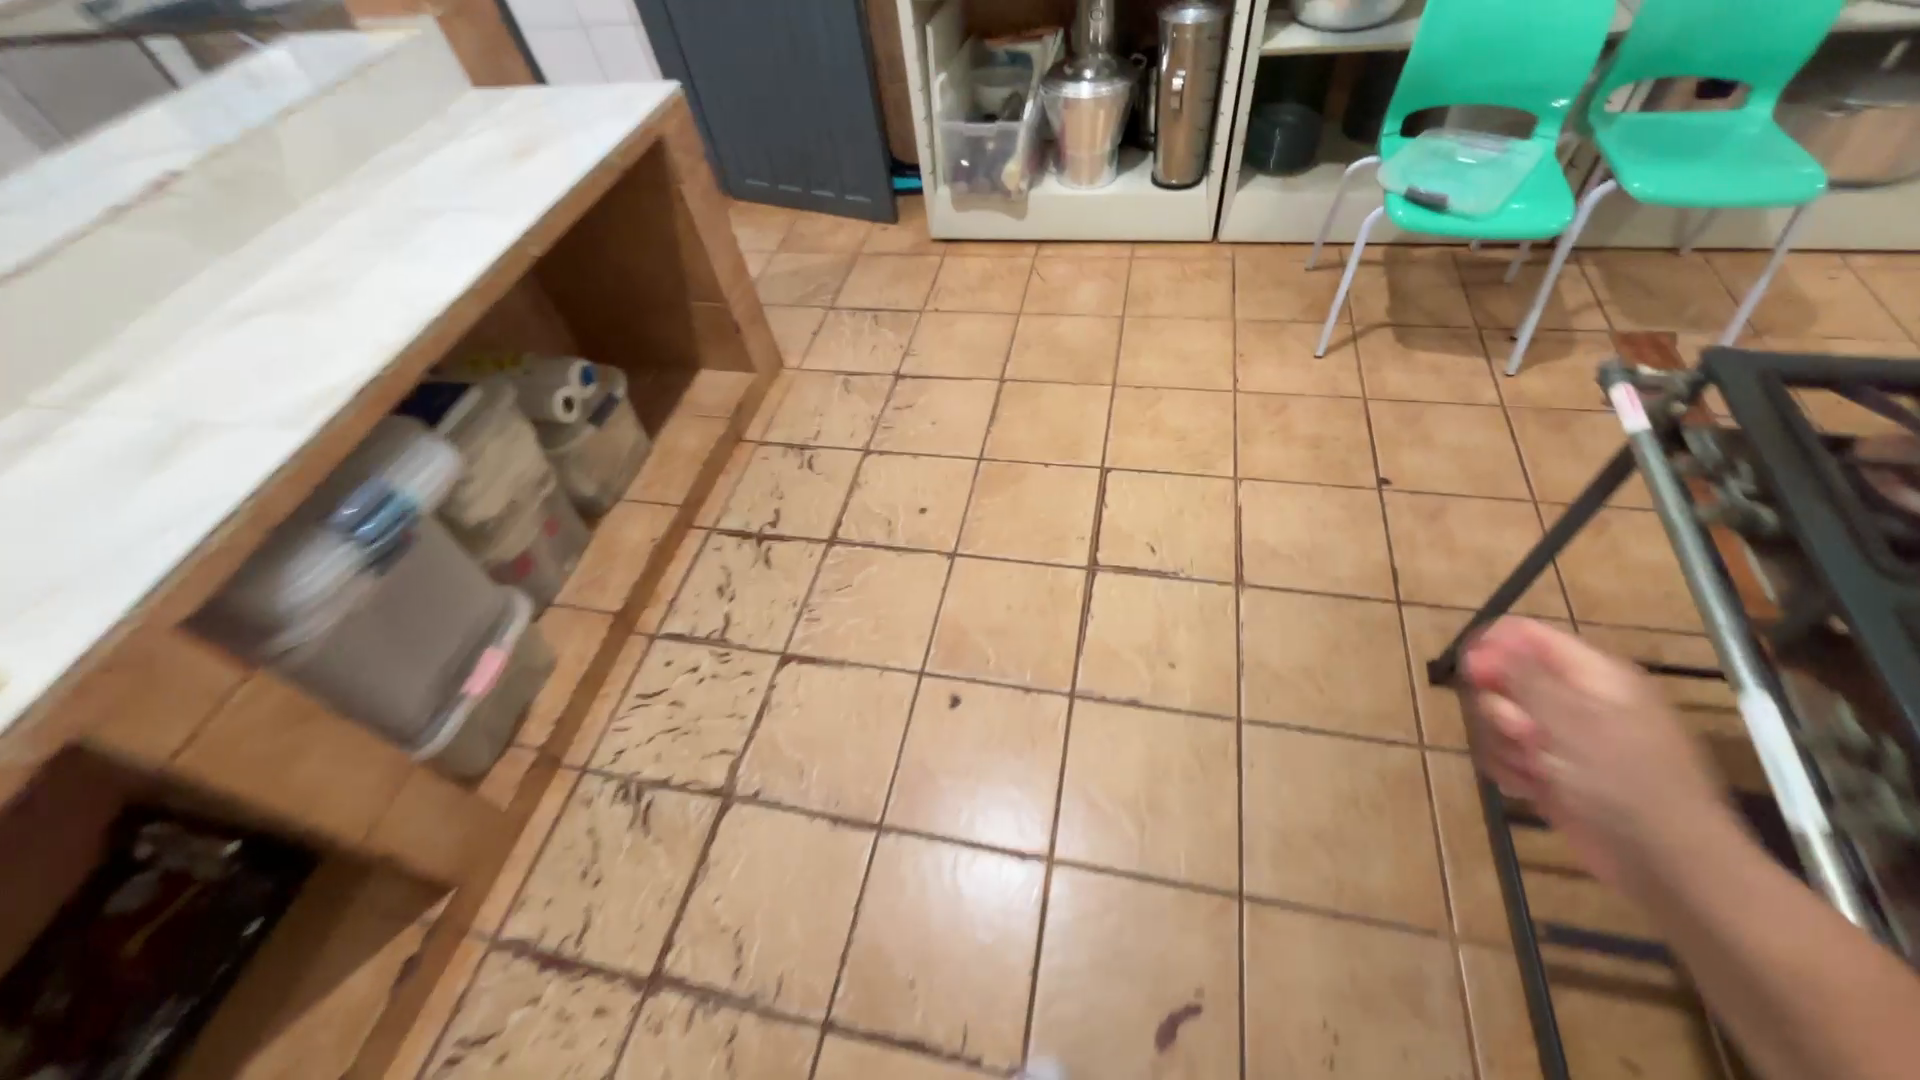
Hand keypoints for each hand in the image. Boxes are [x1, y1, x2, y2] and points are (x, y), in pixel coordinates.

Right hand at [1462, 618, 1729, 887]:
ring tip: (1533, 769)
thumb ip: (1524, 677)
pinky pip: (1506, 757)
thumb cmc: (1627, 782)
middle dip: (1499, 709)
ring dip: (1502, 745)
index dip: (1492, 648)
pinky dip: (1510, 771)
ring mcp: (1562, 739)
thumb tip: (1484, 644)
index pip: (1526, 636)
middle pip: (1503, 680)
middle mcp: (1575, 701)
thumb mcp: (1573, 720)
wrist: (1667, 863)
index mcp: (1592, 676)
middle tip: (1522, 734)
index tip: (1472, 674)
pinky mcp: (1551, 773)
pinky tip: (1529, 788)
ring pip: (1499, 722)